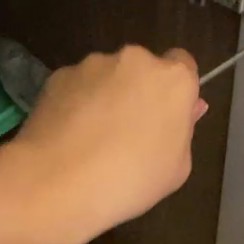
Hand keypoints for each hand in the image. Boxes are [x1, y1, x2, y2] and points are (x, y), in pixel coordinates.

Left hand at [1, 45, 204, 243]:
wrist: (57, 183)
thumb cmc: (130, 181)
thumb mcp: (176, 169)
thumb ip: (183, 131)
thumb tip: (185, 109)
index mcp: (173, 79)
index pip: (183, 65)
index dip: (174, 90)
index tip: (164, 116)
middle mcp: (135, 60)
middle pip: (142, 69)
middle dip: (138, 91)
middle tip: (128, 132)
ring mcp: (93, 64)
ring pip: (107, 76)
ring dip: (105, 96)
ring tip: (91, 138)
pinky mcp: (59, 74)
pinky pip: (77, 86)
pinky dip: (76, 102)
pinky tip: (68, 135)